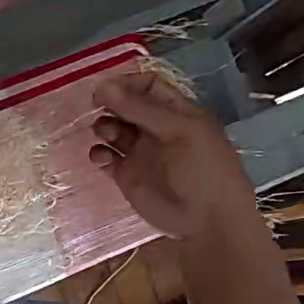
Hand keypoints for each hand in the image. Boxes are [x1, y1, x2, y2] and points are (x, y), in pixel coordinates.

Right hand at [89, 72, 260, 240]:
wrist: (206, 220)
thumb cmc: (202, 169)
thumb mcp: (178, 131)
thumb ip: (140, 109)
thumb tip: (102, 86)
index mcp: (176, 112)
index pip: (148, 86)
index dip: (127, 84)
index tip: (105, 89)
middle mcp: (156, 129)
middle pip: (126, 106)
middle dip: (110, 105)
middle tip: (97, 109)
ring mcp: (140, 152)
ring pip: (113, 130)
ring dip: (103, 128)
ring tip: (105, 135)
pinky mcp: (126, 175)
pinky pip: (106, 158)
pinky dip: (99, 155)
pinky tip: (102, 159)